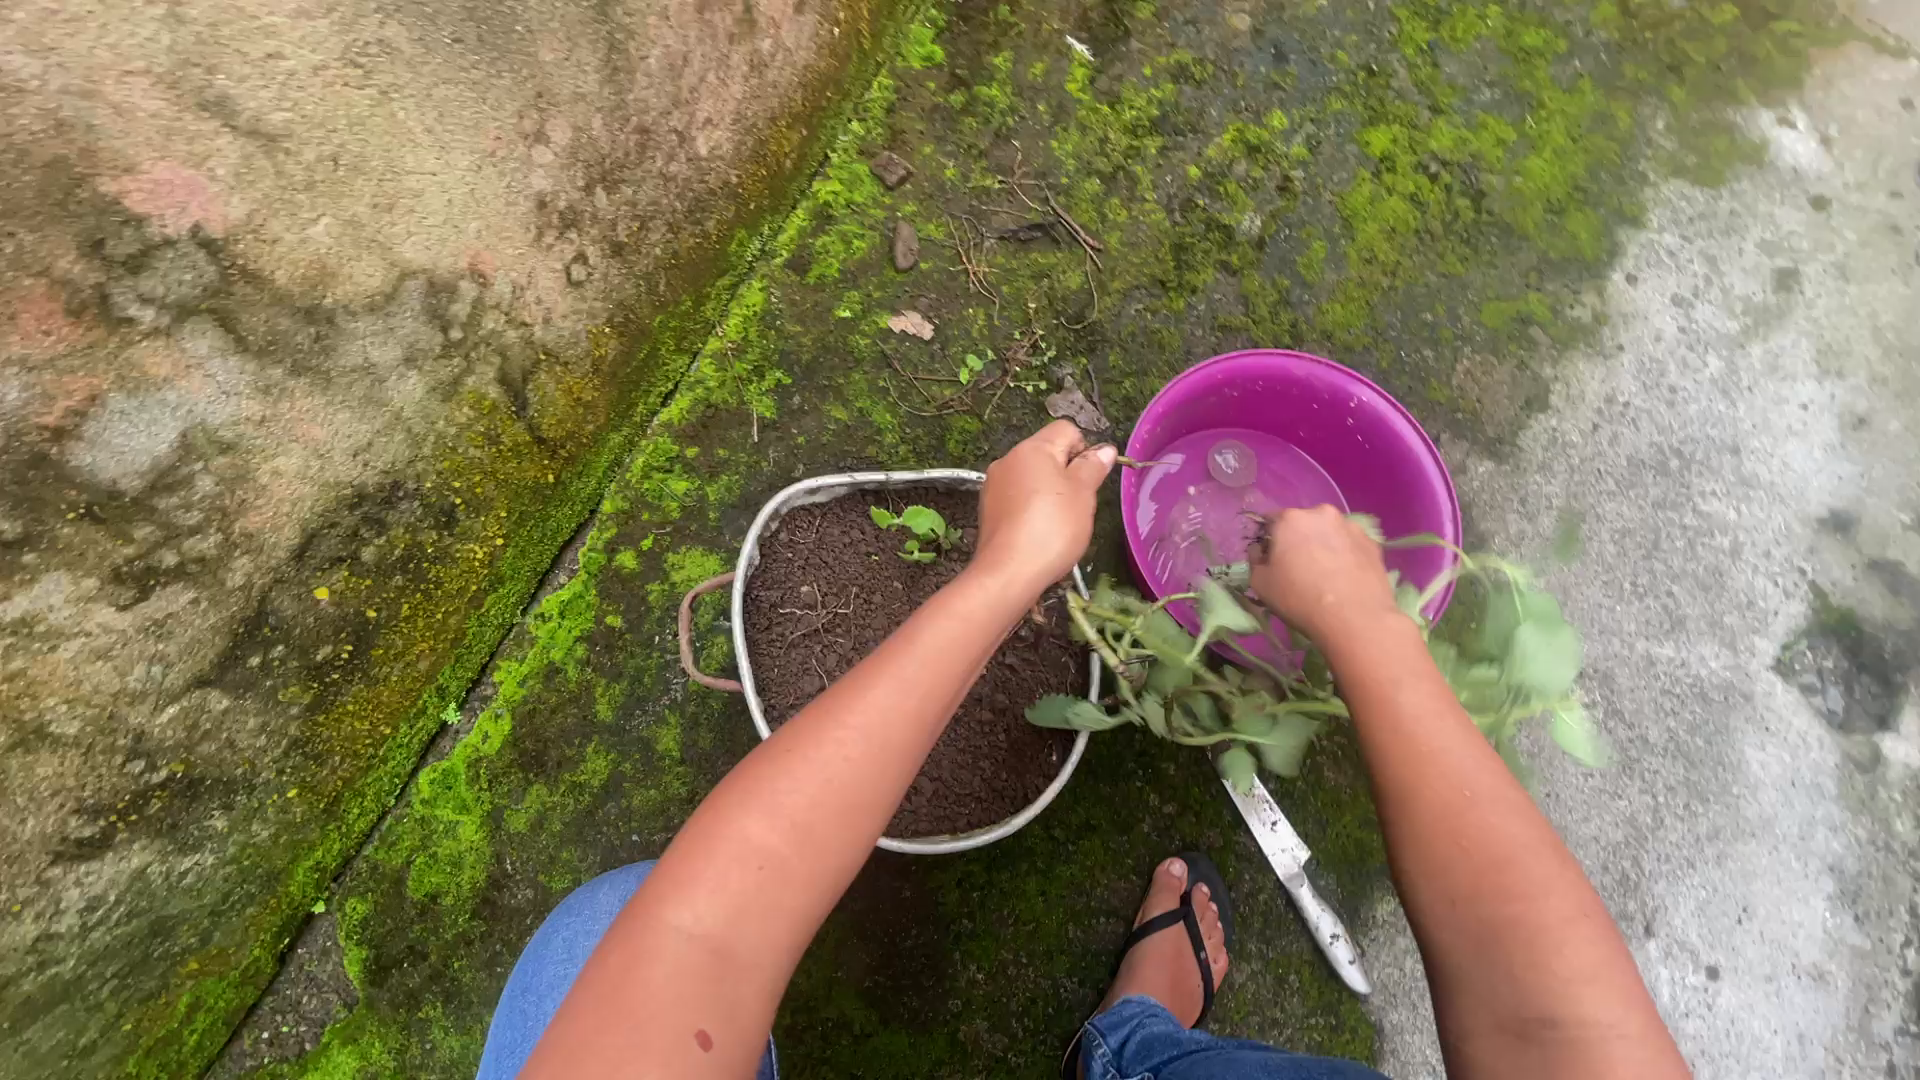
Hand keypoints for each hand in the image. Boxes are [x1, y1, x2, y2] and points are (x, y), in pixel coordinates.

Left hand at [973, 420, 1113, 595]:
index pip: (1066, 430)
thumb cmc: (1052, 528)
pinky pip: (1018, 499)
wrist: (1008, 572)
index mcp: (1032, 448)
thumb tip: (1104, 449)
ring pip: (1032, 478)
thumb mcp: (1083, 494)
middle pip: (1047, 454)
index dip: (1084, 450)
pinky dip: (1031, 509)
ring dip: (1049, 492)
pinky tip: (1038, 532)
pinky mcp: (989, 509)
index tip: (1088, 480)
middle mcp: (1008, 460)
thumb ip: (1093, 467)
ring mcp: (994, 485)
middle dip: (1067, 473)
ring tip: (1057, 523)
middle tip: (1077, 504)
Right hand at [1249, 506, 1399, 644]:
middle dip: (1298, 540)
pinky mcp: (1373, 543)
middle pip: (1303, 524)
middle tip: (1298, 567)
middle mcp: (1322, 514)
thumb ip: (1255, 559)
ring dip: (1323, 546)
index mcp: (1290, 519)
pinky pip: (1350, 545)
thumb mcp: (1259, 583)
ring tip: (1325, 574)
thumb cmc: (1298, 598)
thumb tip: (1261, 550)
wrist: (1355, 619)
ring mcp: (1351, 527)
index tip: (1271, 559)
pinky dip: (1345, 555)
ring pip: (1328, 532)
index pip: (1271, 521)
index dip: (1268, 541)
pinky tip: (1344, 578)